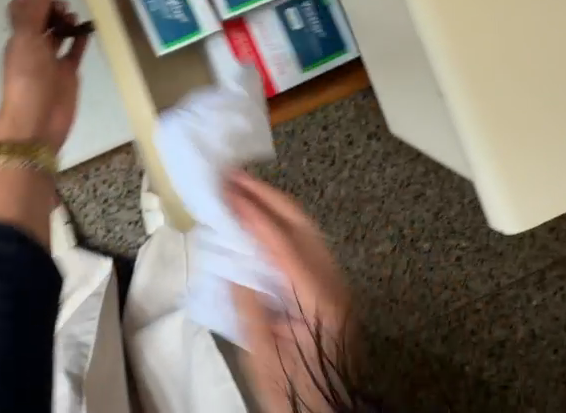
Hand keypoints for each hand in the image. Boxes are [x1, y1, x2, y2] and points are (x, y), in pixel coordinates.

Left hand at [0, 0, 88, 149]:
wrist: (36, 124)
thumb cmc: (28, 79)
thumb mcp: (28, 38)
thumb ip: (35, 6)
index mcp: (18, 37)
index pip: (22, 8)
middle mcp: (33, 46)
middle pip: (41, 19)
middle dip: (51, 7)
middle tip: (63, 5)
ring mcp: (50, 61)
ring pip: (57, 34)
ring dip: (65, 21)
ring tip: (74, 16)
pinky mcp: (66, 74)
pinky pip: (74, 51)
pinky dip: (80, 39)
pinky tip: (89, 30)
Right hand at [227, 171, 354, 412]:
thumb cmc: (293, 390)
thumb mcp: (261, 353)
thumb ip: (248, 302)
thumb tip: (232, 260)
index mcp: (317, 298)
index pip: (281, 241)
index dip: (252, 211)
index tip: (227, 189)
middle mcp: (334, 283)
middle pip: (300, 223)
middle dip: (265, 195)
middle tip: (232, 176)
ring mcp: (338, 284)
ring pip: (307, 228)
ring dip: (274, 204)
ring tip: (243, 188)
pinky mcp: (333, 289)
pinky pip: (309, 241)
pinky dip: (284, 222)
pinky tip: (262, 219)